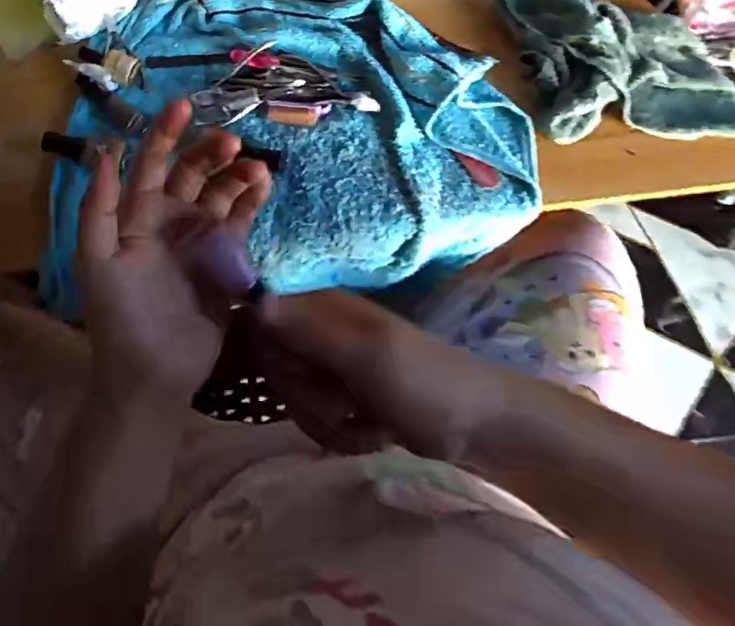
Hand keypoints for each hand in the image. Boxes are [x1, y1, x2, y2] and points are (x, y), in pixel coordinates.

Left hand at [79, 99, 272, 407]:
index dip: (165, 134)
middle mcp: (169, 217)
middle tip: (232, 142)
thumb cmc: (119, 316)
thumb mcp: (97, 260)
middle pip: (191, 171)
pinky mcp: (224, 257)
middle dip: (209, 150)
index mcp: (136, 213)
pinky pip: (239, 220)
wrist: (153, 374)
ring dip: (236, 173)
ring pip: (220, 191)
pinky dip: (251, 199)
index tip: (184, 105)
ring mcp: (199, 236)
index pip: (150, 163)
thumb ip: (98, 207)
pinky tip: (262, 185)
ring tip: (255, 168)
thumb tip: (102, 150)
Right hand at [258, 288, 510, 461]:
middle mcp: (318, 326)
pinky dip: (338, 433)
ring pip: (291, 395)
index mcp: (322, 304)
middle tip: (344, 404)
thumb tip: (255, 300)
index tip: (302, 373)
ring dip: (326, 420)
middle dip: (306, 396)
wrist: (480, 426)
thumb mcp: (367, 357)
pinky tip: (370, 434)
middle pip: (274, 363)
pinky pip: (311, 416)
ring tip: (366, 423)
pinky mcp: (338, 392)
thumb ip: (311, 331)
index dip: (275, 353)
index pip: (262, 317)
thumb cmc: (426, 383)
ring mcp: (329, 361)